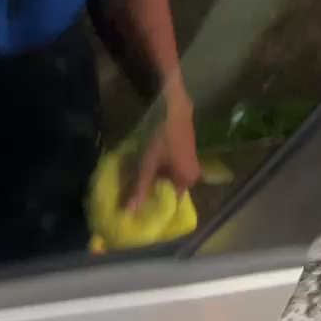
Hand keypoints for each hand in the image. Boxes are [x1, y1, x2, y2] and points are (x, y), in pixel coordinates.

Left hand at [129, 90, 199, 209]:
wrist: (173, 108)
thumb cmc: (162, 138)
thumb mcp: (147, 165)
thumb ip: (139, 188)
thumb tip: (129, 212)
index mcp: (187, 181)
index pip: (169, 202)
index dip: (152, 206)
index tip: (137, 212)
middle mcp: (191, 175)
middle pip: (168, 189)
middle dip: (150, 193)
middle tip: (131, 200)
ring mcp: (187, 163)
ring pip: (166, 178)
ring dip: (151, 181)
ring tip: (133, 187)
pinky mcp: (181, 153)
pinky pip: (167, 168)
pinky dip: (155, 171)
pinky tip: (141, 171)